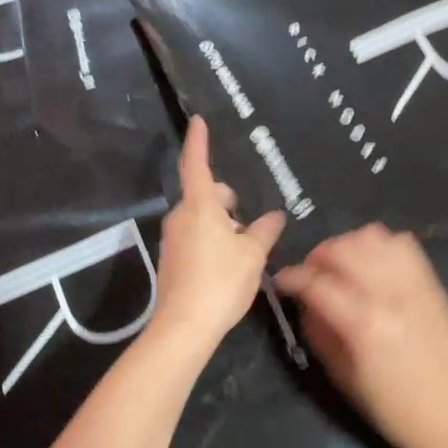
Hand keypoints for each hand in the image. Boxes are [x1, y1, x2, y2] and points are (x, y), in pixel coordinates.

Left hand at [151, 117, 285, 350]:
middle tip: (250, 223)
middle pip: (205, 194)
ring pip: (201, 218)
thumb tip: (276, 215)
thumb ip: (265, 231)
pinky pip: (195, 237)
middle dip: (227, 201)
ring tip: (245, 250)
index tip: (199, 120)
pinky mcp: (171, 260)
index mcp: (199, 206)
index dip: (198, 141)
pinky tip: (229, 265)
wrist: (184, 328)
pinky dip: (212, 240)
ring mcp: (172, 239)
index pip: (196, 164)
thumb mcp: (253, 255)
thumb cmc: (221, 282)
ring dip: (222, 224)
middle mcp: (180, 217)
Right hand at [274, 224, 447, 447]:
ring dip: (348, 247)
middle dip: (317, 257)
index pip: (316, 282)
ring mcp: (414, 283)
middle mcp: (390, 293)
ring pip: (371, 236)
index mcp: (365, 324)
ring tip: (341, 268)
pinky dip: (379, 246)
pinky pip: (401, 243)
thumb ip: (319, 333)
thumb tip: (303, 304)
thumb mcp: (344, 379)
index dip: (291, 278)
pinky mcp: (430, 282)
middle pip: (343, 248)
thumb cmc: (396, 410)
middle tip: (310, 276)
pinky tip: (372, 266)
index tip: (280, 283)